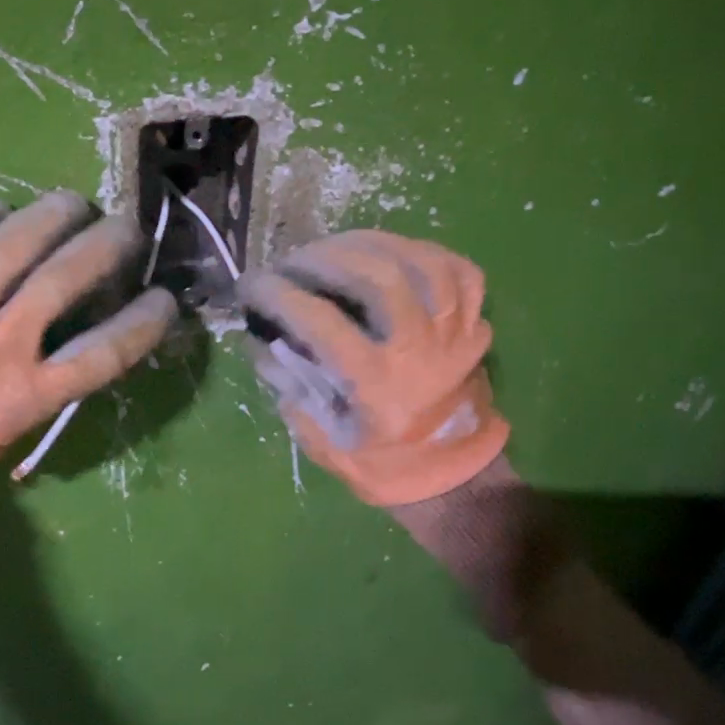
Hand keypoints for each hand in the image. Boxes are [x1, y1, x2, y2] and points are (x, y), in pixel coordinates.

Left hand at [0, 191, 177, 473]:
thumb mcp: (22, 421)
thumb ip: (58, 373)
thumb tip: (100, 317)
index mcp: (28, 396)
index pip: (103, 352)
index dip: (143, 320)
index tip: (164, 295)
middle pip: (60, 284)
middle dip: (104, 245)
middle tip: (122, 226)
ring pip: (4, 252)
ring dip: (47, 218)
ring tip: (69, 204)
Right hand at [238, 230, 507, 505]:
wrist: (451, 478)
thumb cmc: (376, 463)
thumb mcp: (318, 435)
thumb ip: (286, 382)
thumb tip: (257, 333)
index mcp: (378, 385)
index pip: (321, 322)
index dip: (278, 294)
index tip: (250, 285)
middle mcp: (420, 351)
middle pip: (378, 277)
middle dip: (324, 258)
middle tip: (291, 262)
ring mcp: (455, 334)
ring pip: (419, 262)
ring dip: (368, 246)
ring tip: (332, 250)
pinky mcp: (474, 325)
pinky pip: (456, 270)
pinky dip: (420, 253)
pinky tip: (387, 254)